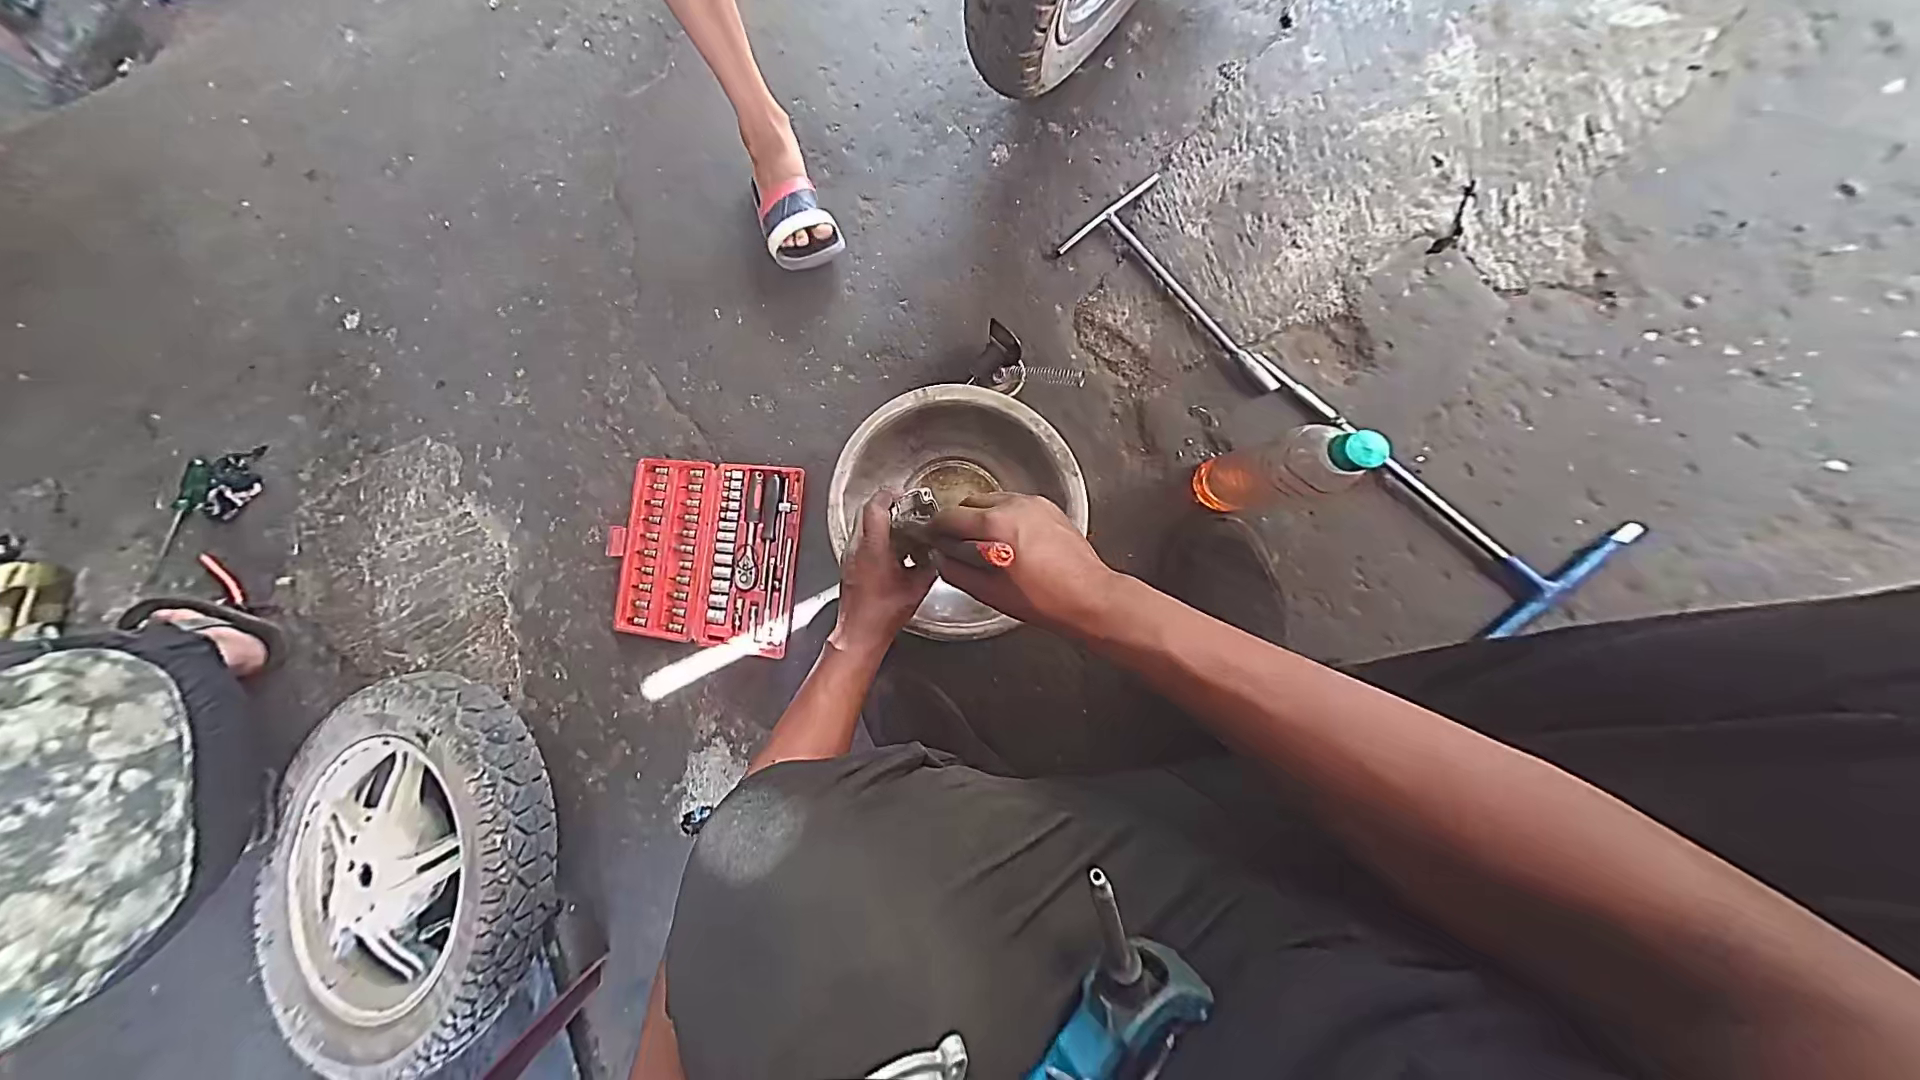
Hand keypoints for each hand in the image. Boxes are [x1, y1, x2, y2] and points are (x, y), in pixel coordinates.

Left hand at [832, 489, 936, 652]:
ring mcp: (849, 556)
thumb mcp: (916, 587)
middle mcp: (856, 548)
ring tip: (902, 528)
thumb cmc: (881, 615)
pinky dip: (877, 537)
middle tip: (906, 507)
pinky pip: (862, 541)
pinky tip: (894, 550)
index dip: (890, 495)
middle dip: (887, 505)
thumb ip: (929, 566)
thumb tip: (937, 555)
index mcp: (872, 548)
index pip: (875, 507)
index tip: (903, 494)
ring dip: (881, 521)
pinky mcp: (849, 565)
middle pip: (866, 512)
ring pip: (862, 525)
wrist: (859, 634)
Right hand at [929, 492, 1121, 635]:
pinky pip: (1013, 506)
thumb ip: (956, 570)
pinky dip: (1003, 518)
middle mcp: (1014, 506)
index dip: (934, 528)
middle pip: (969, 504)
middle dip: (958, 523)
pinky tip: (1008, 543)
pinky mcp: (1047, 508)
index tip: (930, 536)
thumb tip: (941, 557)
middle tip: (954, 545)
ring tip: (984, 547)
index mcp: (995, 526)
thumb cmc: (1045, 599)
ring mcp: (1033, 504)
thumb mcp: (989, 592)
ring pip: (992, 502)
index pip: (949, 517)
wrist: (1088, 597)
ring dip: (981, 519)